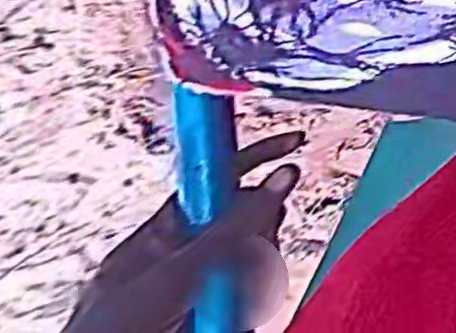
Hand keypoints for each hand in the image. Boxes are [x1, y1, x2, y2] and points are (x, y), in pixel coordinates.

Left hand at [62, 131, 302, 332]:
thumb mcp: (172, 278)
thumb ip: (233, 226)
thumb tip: (286, 173)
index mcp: (161, 238)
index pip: (214, 180)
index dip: (255, 157)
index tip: (295, 141)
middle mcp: (186, 257)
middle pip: (251, 217)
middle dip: (260, 234)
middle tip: (247, 259)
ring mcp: (204, 287)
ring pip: (261, 256)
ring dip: (254, 278)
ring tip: (226, 305)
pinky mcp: (220, 312)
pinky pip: (260, 292)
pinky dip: (251, 308)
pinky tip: (231, 318)